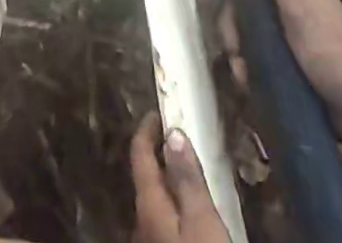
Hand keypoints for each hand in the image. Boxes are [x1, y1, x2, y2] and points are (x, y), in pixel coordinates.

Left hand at [130, 113, 231, 242]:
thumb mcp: (202, 221)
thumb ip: (187, 179)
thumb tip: (173, 133)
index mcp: (147, 204)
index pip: (139, 154)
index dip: (147, 130)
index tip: (158, 111)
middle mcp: (140, 220)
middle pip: (146, 178)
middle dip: (160, 157)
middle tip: (180, 139)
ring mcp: (147, 240)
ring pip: (155, 202)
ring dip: (168, 182)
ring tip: (189, 172)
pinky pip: (163, 221)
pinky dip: (174, 206)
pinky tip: (190, 212)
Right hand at [228, 0, 341, 156]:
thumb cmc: (337, 55)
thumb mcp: (301, 6)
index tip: (228, 17)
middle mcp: (292, 9)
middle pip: (244, 10)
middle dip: (234, 33)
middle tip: (237, 53)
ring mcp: (292, 43)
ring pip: (248, 40)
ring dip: (240, 59)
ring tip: (246, 78)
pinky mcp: (293, 72)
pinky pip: (259, 65)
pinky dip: (251, 75)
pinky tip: (252, 87)